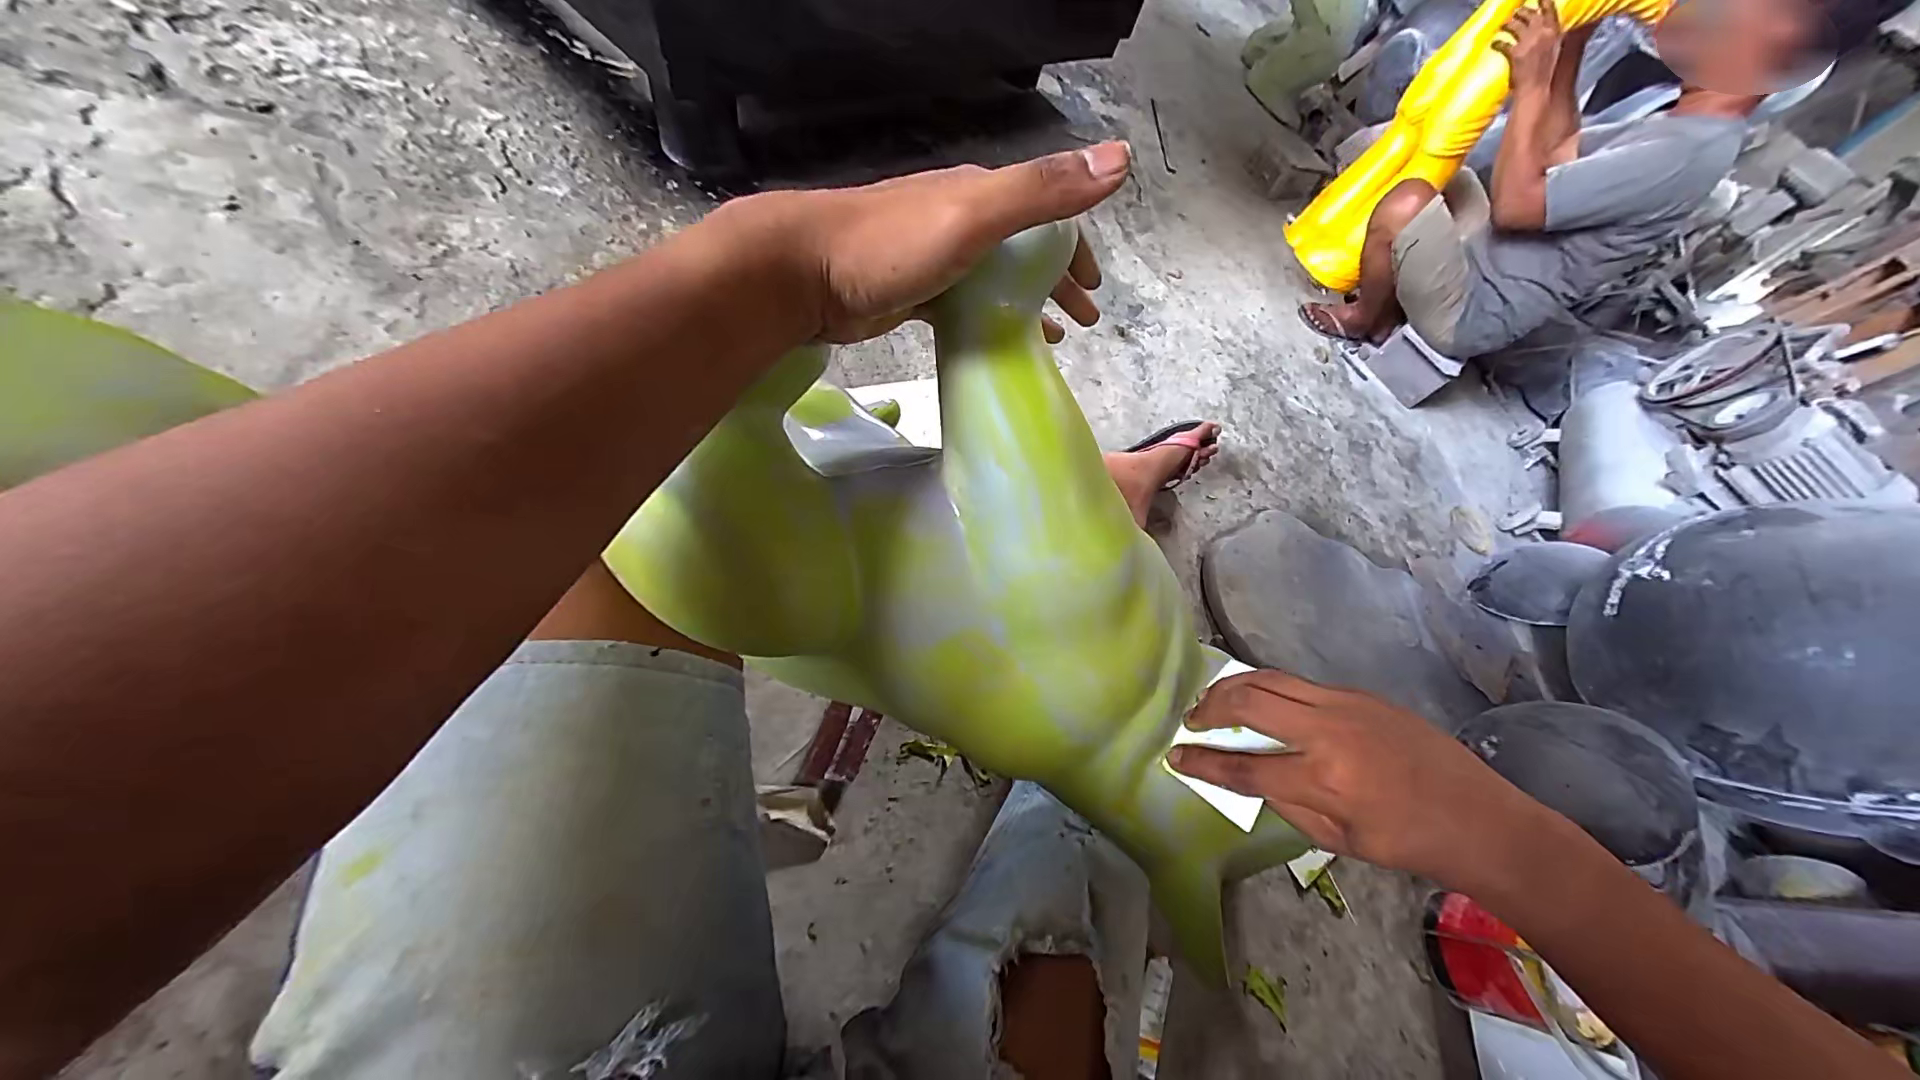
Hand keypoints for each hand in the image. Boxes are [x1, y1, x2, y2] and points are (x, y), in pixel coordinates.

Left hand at [726, 143, 1131, 344]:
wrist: (804, 272)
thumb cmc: (891, 244)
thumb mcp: (974, 215)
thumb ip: (1041, 191)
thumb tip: (1119, 161)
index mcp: (980, 196)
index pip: (1046, 215)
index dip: (1076, 249)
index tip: (1095, 288)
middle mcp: (960, 220)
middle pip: (1024, 251)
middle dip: (1058, 282)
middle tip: (1084, 321)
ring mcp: (935, 258)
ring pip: (996, 283)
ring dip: (1028, 307)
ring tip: (1051, 340)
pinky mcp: (913, 293)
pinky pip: (965, 307)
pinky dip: (989, 323)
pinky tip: (997, 345)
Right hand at [1166, 670, 1563, 892]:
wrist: (1481, 818)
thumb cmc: (1408, 842)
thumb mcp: (1338, 839)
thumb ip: (1285, 803)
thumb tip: (1249, 774)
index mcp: (1324, 781)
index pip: (1243, 767)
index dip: (1201, 761)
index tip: (1174, 755)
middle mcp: (1328, 733)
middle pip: (1247, 702)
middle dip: (1209, 707)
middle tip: (1193, 719)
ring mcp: (1344, 705)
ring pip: (1267, 678)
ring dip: (1232, 686)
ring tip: (1214, 700)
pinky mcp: (1357, 693)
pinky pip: (1296, 682)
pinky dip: (1266, 687)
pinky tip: (1260, 701)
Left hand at [1493, 0, 1563, 93]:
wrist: (1536, 88)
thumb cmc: (1544, 72)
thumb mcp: (1554, 49)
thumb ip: (1550, 37)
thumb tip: (1547, 31)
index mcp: (1555, 31)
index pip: (1549, 9)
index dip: (1543, 1)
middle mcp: (1543, 33)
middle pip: (1531, 15)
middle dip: (1522, 12)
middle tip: (1515, 12)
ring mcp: (1529, 43)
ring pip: (1517, 26)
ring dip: (1509, 23)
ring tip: (1503, 24)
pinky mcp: (1516, 54)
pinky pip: (1504, 44)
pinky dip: (1498, 43)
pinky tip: (1494, 43)